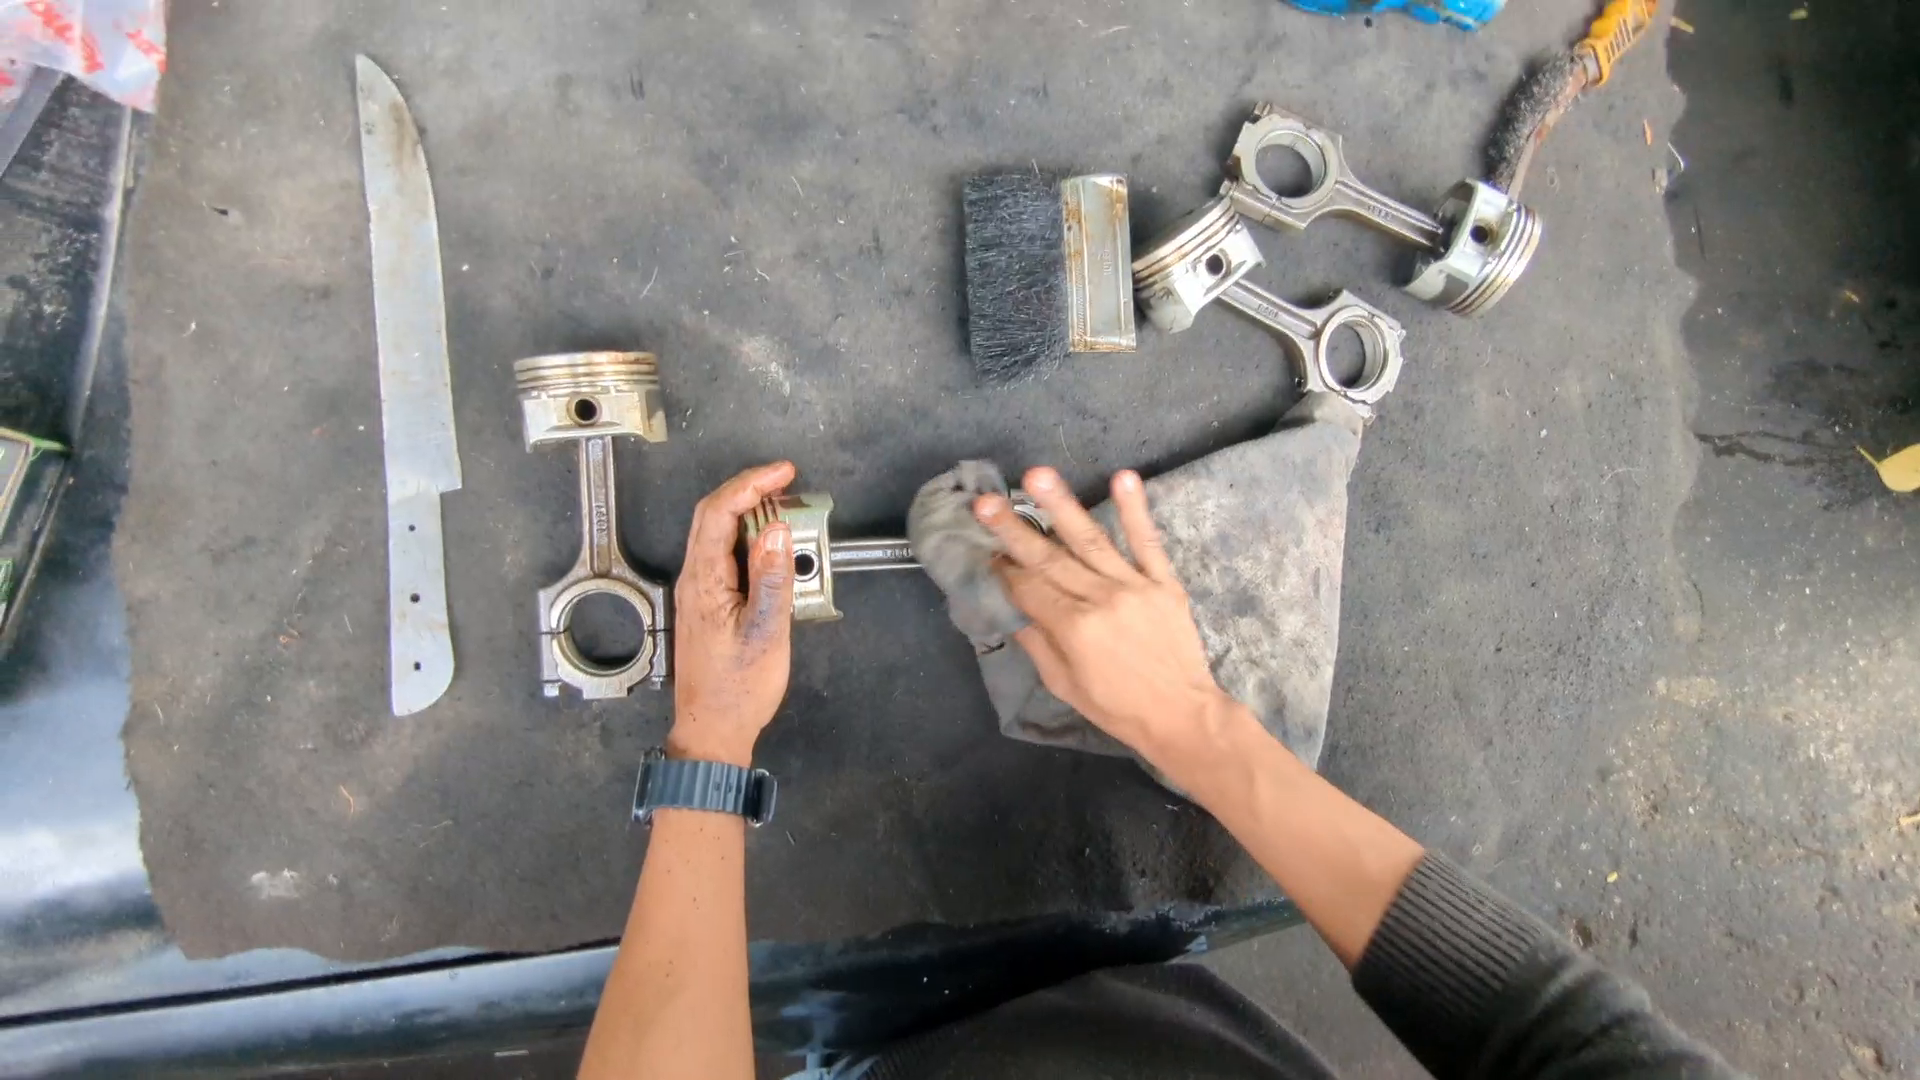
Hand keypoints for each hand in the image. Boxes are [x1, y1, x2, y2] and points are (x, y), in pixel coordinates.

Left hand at [669, 462, 796, 766]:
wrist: (713, 728)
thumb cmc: (741, 686)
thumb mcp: (766, 631)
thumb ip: (772, 577)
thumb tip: (778, 529)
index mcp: (704, 580)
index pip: (719, 513)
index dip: (751, 484)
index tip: (784, 473)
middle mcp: (694, 578)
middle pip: (712, 516)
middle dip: (749, 490)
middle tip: (787, 481)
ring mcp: (699, 590)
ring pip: (717, 534)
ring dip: (750, 513)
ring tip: (786, 507)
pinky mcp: (708, 603)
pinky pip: (725, 556)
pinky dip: (749, 539)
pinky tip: (773, 545)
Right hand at [973, 467, 1243, 772]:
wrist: (1182, 716)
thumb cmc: (1116, 707)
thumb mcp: (1063, 684)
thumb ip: (1036, 642)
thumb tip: (1011, 607)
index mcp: (1073, 627)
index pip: (1028, 588)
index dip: (1004, 571)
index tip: (987, 553)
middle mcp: (1100, 598)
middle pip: (1048, 557)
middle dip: (1013, 529)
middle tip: (984, 502)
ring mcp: (1134, 585)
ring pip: (1090, 539)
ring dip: (1062, 505)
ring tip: (1037, 475)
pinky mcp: (1164, 582)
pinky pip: (1147, 542)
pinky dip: (1135, 509)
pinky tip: (1123, 477)